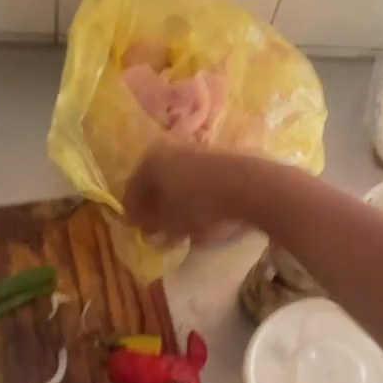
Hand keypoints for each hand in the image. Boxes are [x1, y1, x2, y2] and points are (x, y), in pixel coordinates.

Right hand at [122, 145, 277, 245]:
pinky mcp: (217, 157)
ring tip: (182, 228)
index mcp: (149, 162)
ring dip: (174, 204)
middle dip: (155, 209)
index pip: (130, 192)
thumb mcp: (168, 222)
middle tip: (160, 232)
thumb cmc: (200, 206)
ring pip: (175, 181)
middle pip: (154, 184)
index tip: (141, 232)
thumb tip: (141, 221)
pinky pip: (196, 180)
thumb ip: (149, 222)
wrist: (251, 186)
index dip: (134, 216)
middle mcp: (168, 149)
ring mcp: (194, 150)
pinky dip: (193, 196)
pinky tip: (202, 215)